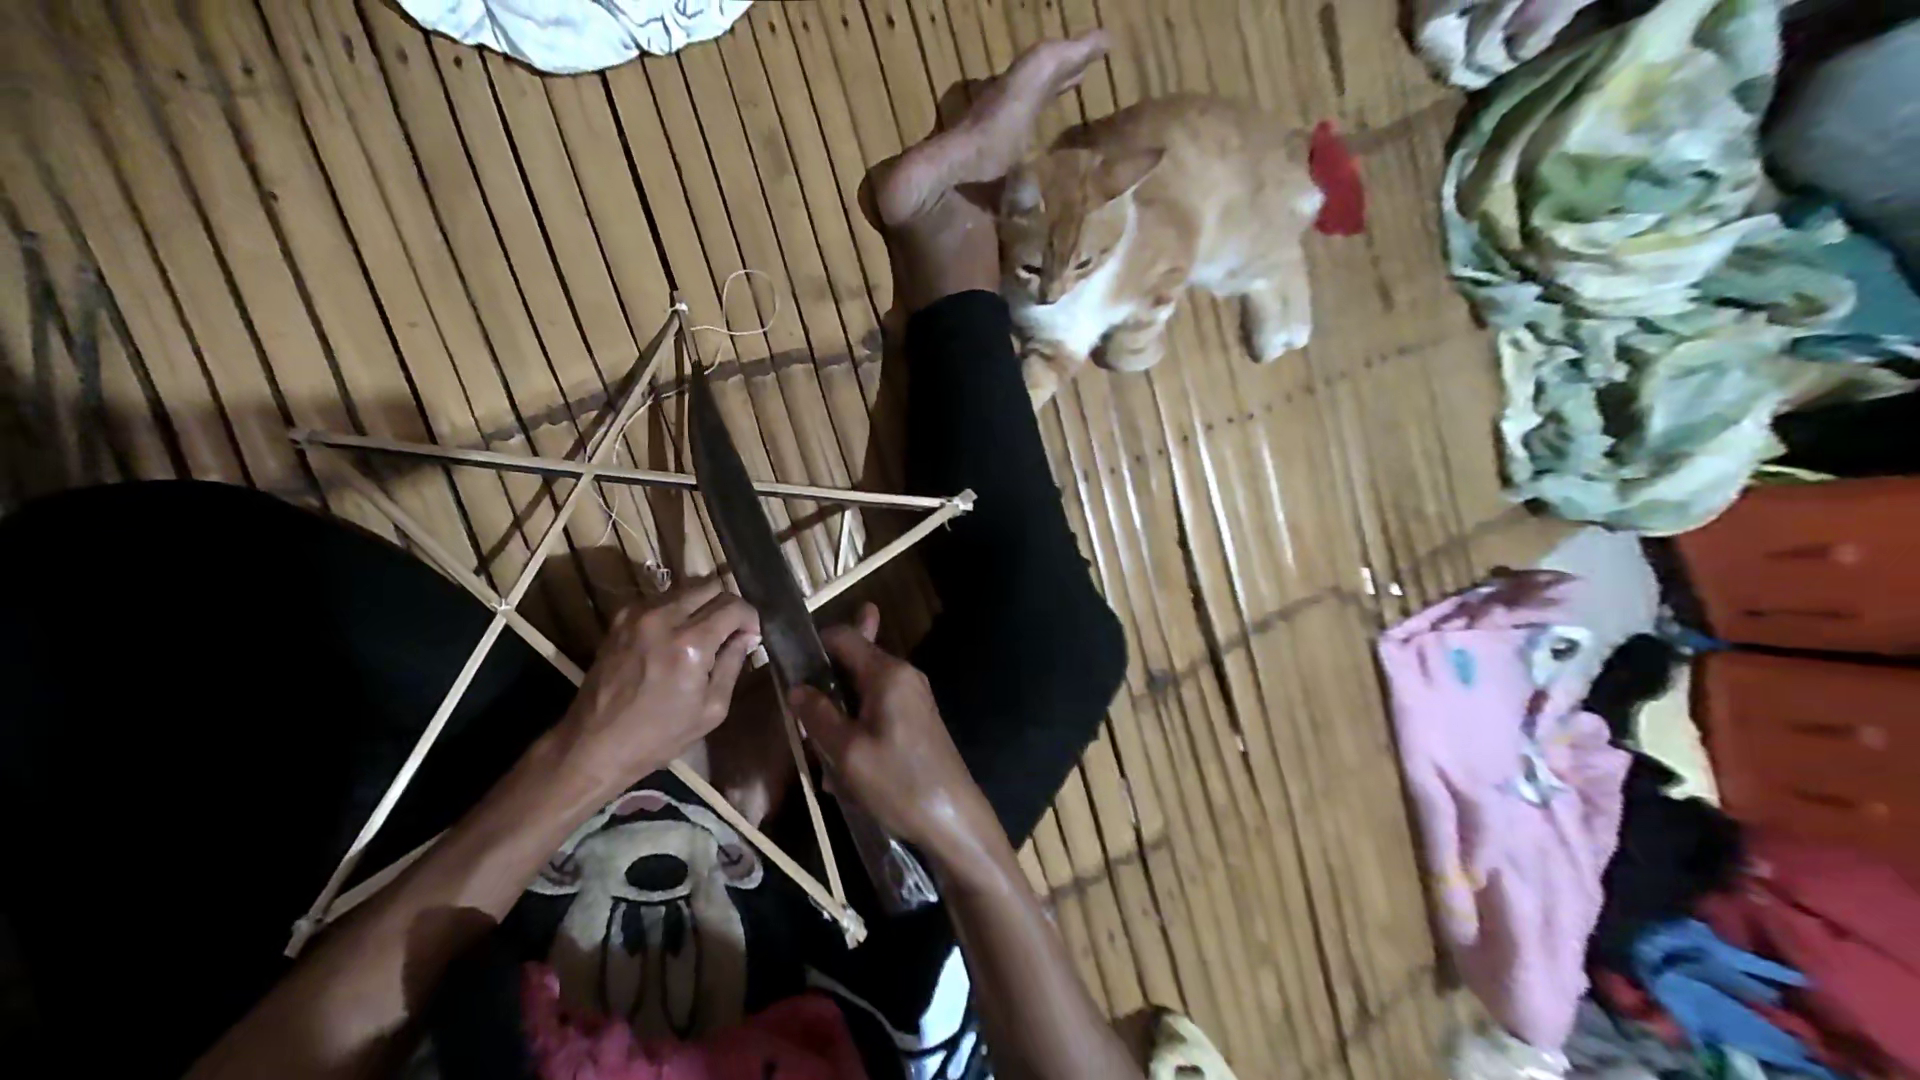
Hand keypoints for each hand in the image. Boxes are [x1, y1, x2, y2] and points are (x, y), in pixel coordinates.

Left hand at [562, 580, 759, 788]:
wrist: (594, 744)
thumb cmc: (659, 736)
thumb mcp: (712, 709)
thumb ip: (732, 664)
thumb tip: (747, 637)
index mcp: (690, 644)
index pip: (733, 606)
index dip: (750, 618)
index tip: (752, 636)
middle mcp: (664, 619)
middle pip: (710, 587)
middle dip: (728, 606)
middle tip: (731, 631)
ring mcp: (637, 615)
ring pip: (685, 590)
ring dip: (702, 606)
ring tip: (704, 634)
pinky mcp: (619, 620)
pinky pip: (660, 601)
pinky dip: (676, 611)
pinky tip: (676, 637)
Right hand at [787, 606, 1001, 864]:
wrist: (953, 820)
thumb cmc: (898, 783)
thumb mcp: (847, 751)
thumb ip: (817, 714)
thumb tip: (797, 688)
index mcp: (888, 672)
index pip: (843, 636)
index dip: (813, 647)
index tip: (790, 674)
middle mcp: (903, 675)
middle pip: (852, 665)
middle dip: (825, 694)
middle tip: (806, 731)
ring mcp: (913, 697)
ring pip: (861, 695)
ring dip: (839, 722)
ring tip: (829, 766)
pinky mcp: (916, 720)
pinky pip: (876, 714)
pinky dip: (857, 734)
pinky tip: (847, 775)